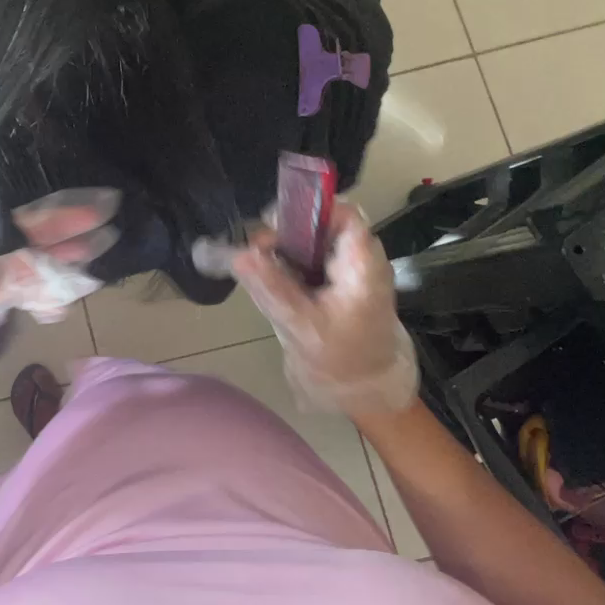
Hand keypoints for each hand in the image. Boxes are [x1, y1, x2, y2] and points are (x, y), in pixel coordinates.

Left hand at [0, 189, 118, 461]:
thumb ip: (1, 281)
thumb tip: (49, 263)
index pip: (12, 226)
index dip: (55, 217)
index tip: (98, 208)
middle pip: (21, 245)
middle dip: (63, 240)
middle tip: (109, 233)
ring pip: (22, 273)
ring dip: (57, 268)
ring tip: (94, 266)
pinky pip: (16, 302)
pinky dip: (41, 298)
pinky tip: (59, 302)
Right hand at [230, 204, 418, 420]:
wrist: (365, 394)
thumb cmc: (342, 361)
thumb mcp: (302, 327)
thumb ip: (272, 289)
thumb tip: (239, 255)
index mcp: (362, 265)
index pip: (342, 214)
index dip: (307, 210)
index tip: (272, 224)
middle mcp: (359, 260)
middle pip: (323, 224)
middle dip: (287, 232)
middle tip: (257, 251)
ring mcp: (349, 271)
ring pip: (313, 241)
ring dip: (285, 249)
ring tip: (260, 267)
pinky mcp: (337, 283)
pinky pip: (310, 260)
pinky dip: (289, 265)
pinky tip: (273, 281)